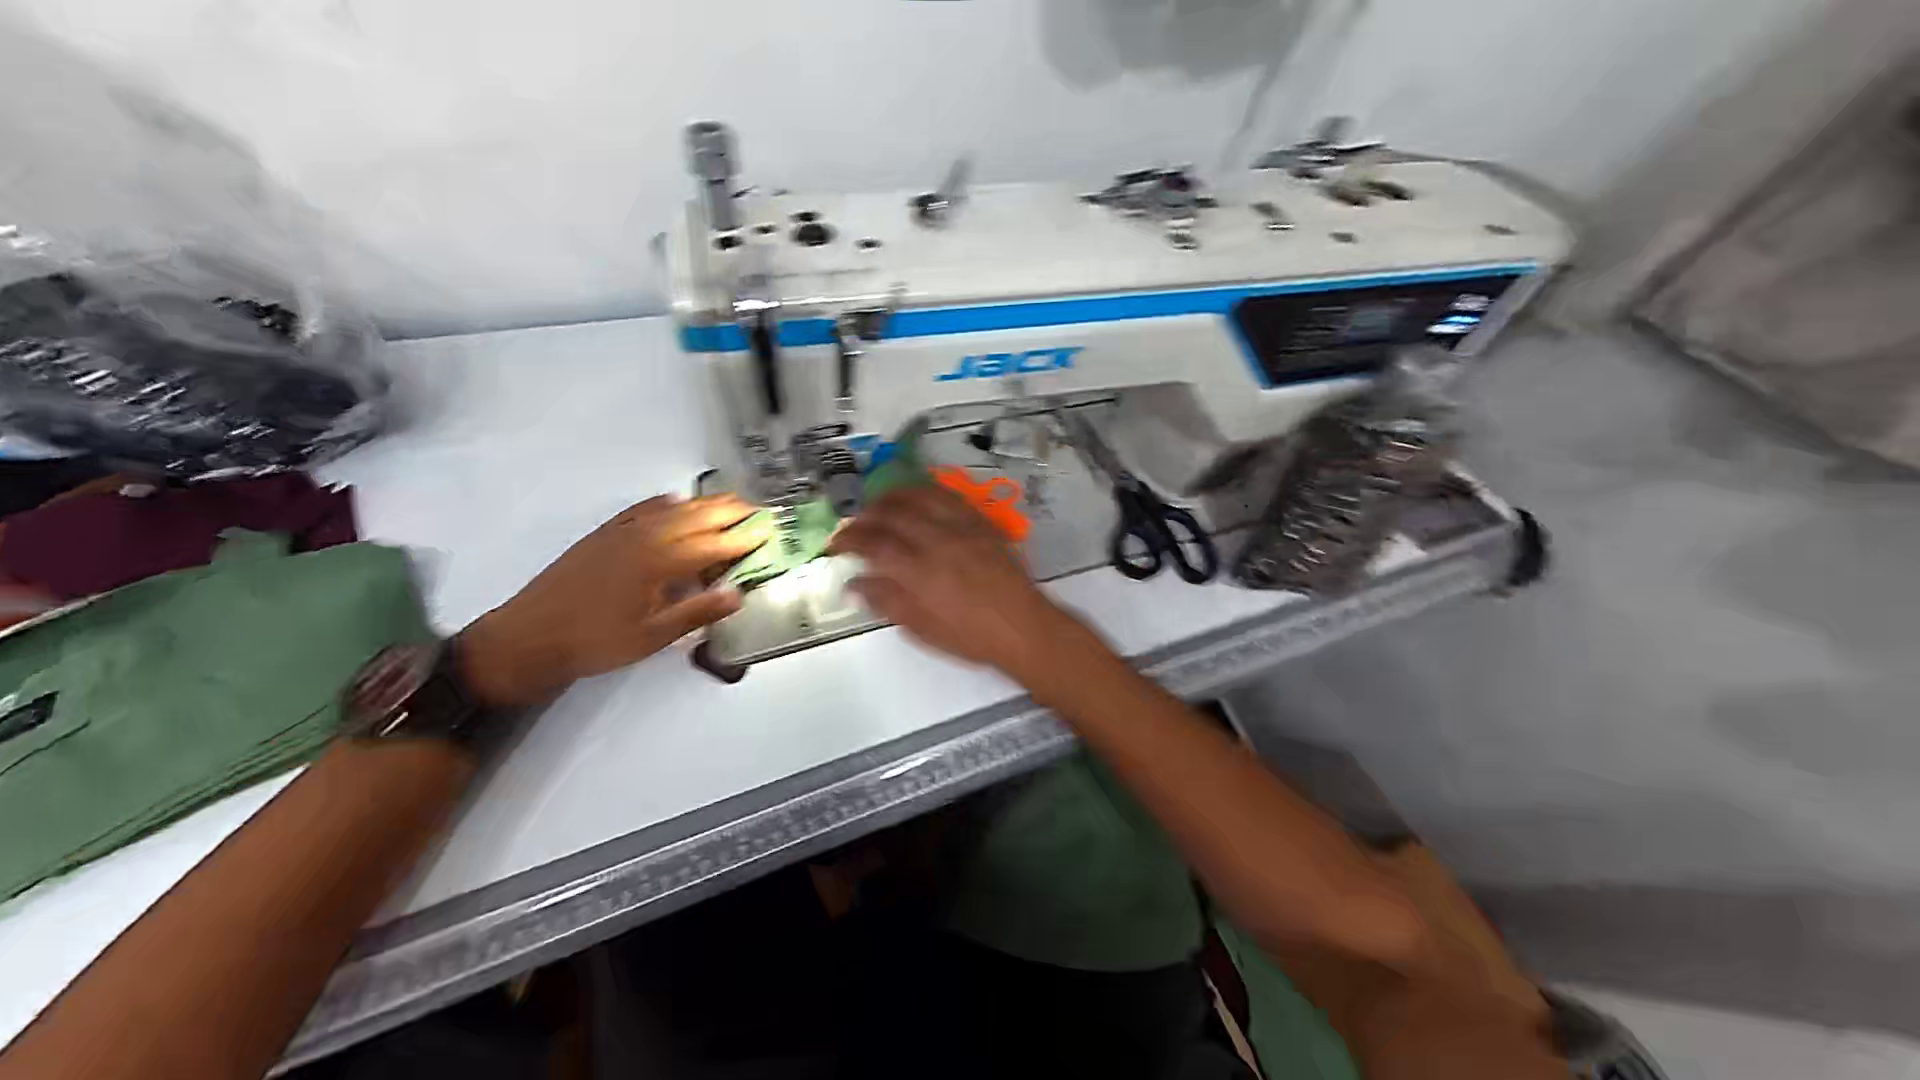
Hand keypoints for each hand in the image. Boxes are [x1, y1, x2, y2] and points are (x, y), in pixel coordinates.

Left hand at [459, 494, 767, 706]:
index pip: (714, 544)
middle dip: (731, 511)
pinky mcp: (604, 534)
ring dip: (704, 503)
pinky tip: (675, 500)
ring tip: (730, 502)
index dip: (744, 538)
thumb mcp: (651, 637)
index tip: (770, 532)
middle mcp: (645, 537)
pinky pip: (641, 508)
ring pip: (673, 508)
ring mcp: (622, 531)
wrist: (528, 637)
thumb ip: (696, 612)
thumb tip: (738, 594)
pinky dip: (664, 502)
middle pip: (697, 517)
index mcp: (660, 562)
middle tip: (759, 510)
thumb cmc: (595, 642)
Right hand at [827, 486, 1086, 678]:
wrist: (1022, 627)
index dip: (848, 540)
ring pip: (919, 497)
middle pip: (892, 515)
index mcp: (919, 571)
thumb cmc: (970, 637)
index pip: (872, 544)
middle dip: (865, 517)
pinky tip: (918, 497)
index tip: (835, 545)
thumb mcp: (922, 629)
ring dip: (893, 497)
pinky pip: (949, 497)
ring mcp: (961, 528)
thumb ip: (887, 602)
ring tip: (879, 504)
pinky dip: (926, 493)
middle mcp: (937, 541)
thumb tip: (856, 584)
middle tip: (854, 526)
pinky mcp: (980, 523)